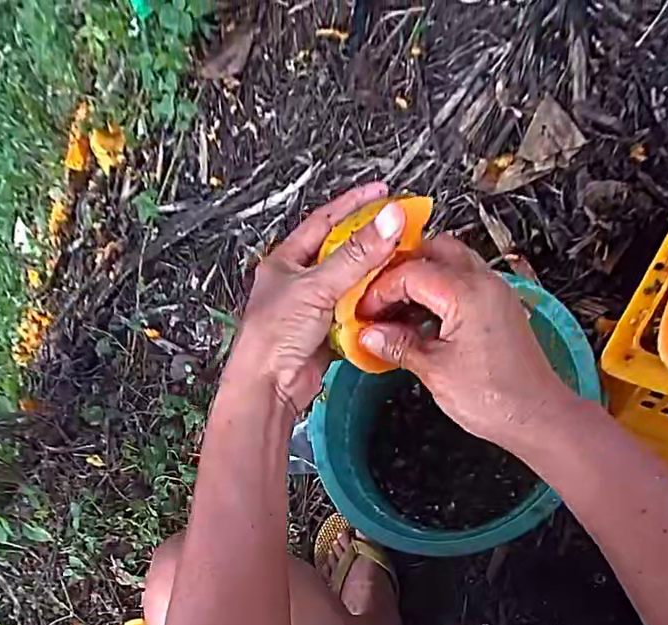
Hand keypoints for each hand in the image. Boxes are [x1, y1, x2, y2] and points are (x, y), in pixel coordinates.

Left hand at [226, 182, 409, 415]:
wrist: (269, 387)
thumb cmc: (272, 337)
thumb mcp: (317, 286)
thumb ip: (356, 255)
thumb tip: (387, 221)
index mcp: (286, 261)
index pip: (325, 220)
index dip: (354, 205)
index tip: (382, 193)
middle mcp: (299, 283)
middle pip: (342, 255)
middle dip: (369, 244)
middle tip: (398, 233)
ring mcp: (313, 310)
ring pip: (350, 287)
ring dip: (371, 281)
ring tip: (397, 267)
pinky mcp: (325, 336)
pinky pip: (353, 317)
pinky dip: (368, 312)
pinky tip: (384, 305)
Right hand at [355, 236, 578, 448]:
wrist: (536, 416)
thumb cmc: (494, 398)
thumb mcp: (435, 372)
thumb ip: (399, 346)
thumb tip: (369, 335)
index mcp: (467, 293)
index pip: (411, 272)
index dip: (380, 290)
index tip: (363, 312)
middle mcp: (485, 282)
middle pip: (434, 251)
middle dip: (401, 271)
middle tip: (377, 299)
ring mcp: (495, 293)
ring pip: (451, 264)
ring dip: (421, 280)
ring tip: (396, 311)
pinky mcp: (499, 309)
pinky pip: (465, 284)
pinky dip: (439, 293)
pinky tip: (421, 322)